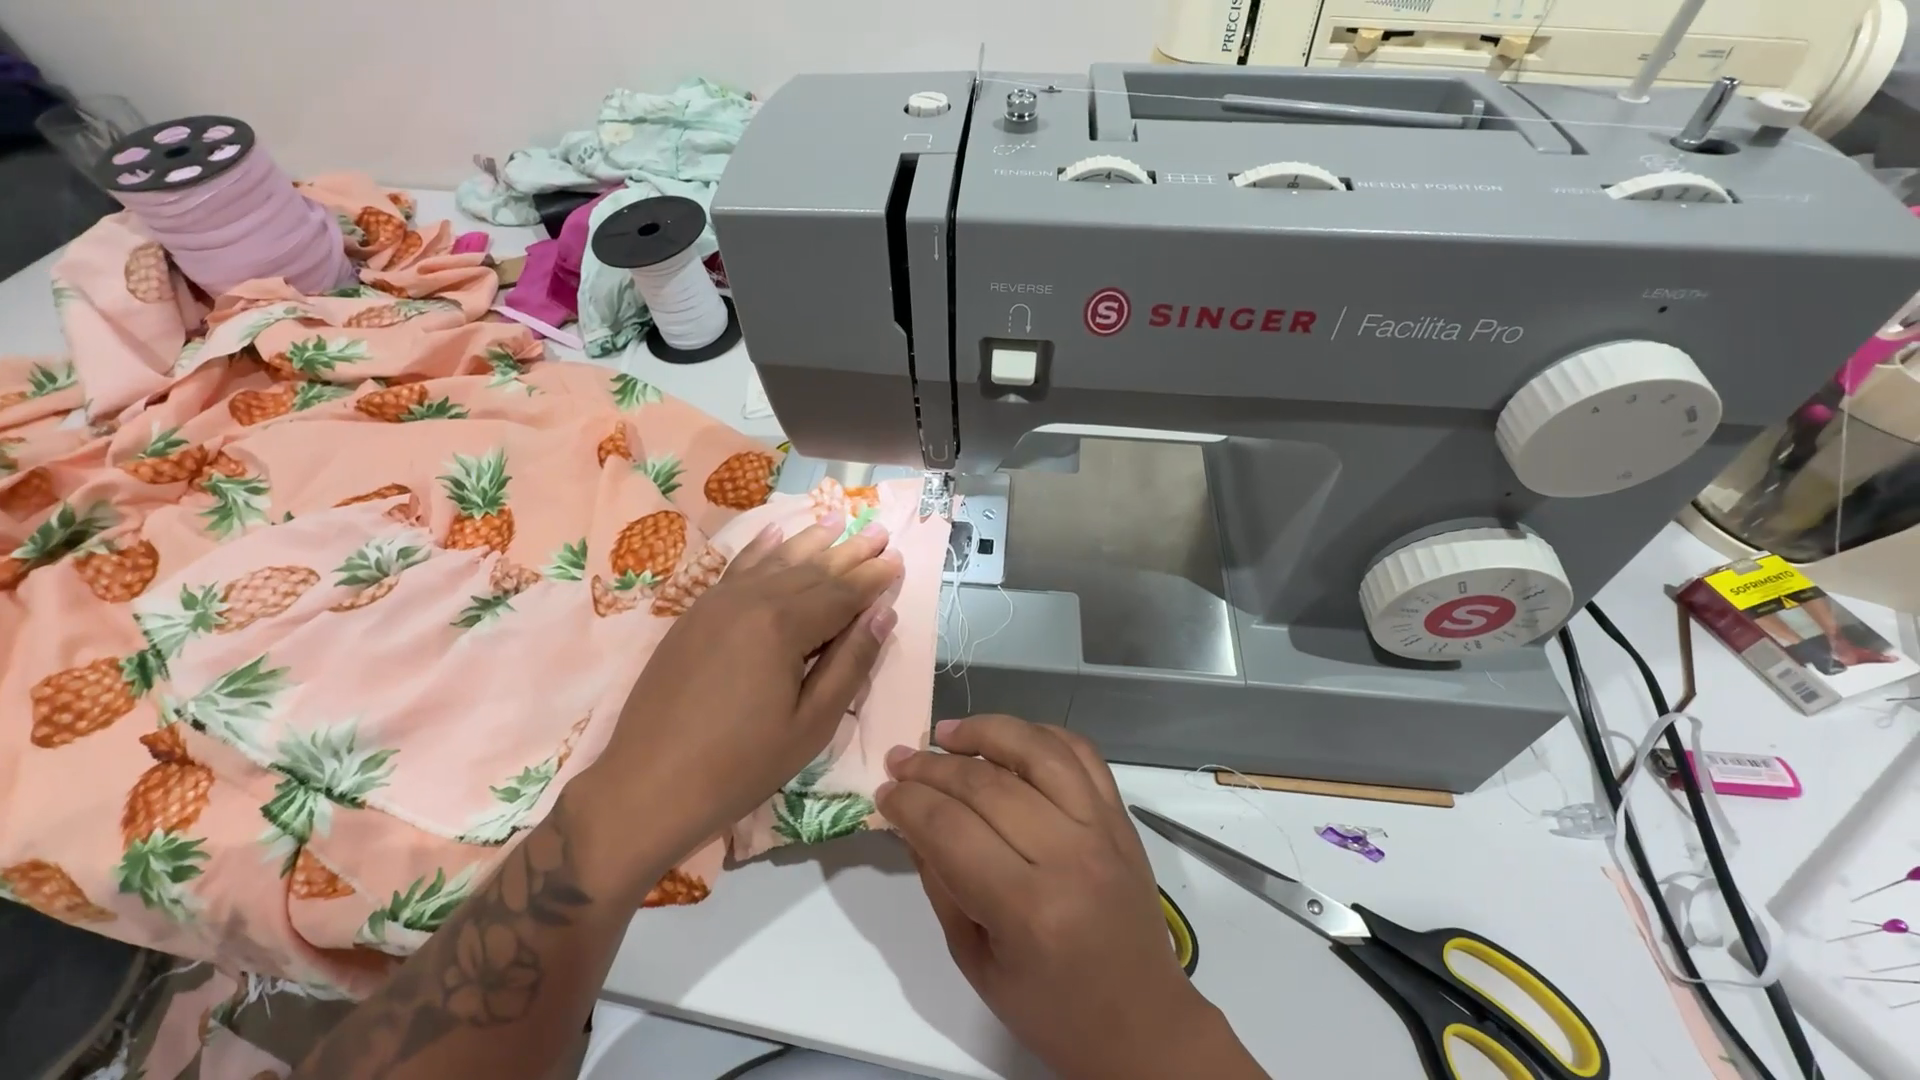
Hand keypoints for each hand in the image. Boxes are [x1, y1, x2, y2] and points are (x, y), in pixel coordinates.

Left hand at [587, 520, 902, 897]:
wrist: (647, 786)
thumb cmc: (740, 766)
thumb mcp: (811, 724)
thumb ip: (850, 663)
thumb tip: (883, 614)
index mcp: (783, 627)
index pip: (842, 592)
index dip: (873, 577)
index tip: (898, 558)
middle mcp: (750, 600)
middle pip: (811, 570)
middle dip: (849, 552)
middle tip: (879, 532)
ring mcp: (716, 603)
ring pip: (774, 563)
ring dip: (809, 542)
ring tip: (837, 520)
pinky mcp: (693, 614)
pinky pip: (735, 570)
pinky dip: (759, 550)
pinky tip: (775, 535)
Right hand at [878, 716, 1263, 1079]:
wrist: (1142, 1021)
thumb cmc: (1051, 1008)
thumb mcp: (976, 960)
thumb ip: (941, 884)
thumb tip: (911, 821)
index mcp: (1028, 908)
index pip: (951, 829)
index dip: (908, 803)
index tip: (884, 793)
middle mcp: (1070, 856)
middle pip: (987, 785)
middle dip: (932, 767)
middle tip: (899, 761)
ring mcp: (1103, 829)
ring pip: (1038, 751)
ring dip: (986, 732)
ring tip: (947, 733)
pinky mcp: (1122, 818)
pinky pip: (1082, 754)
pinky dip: (1041, 734)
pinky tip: (1008, 738)